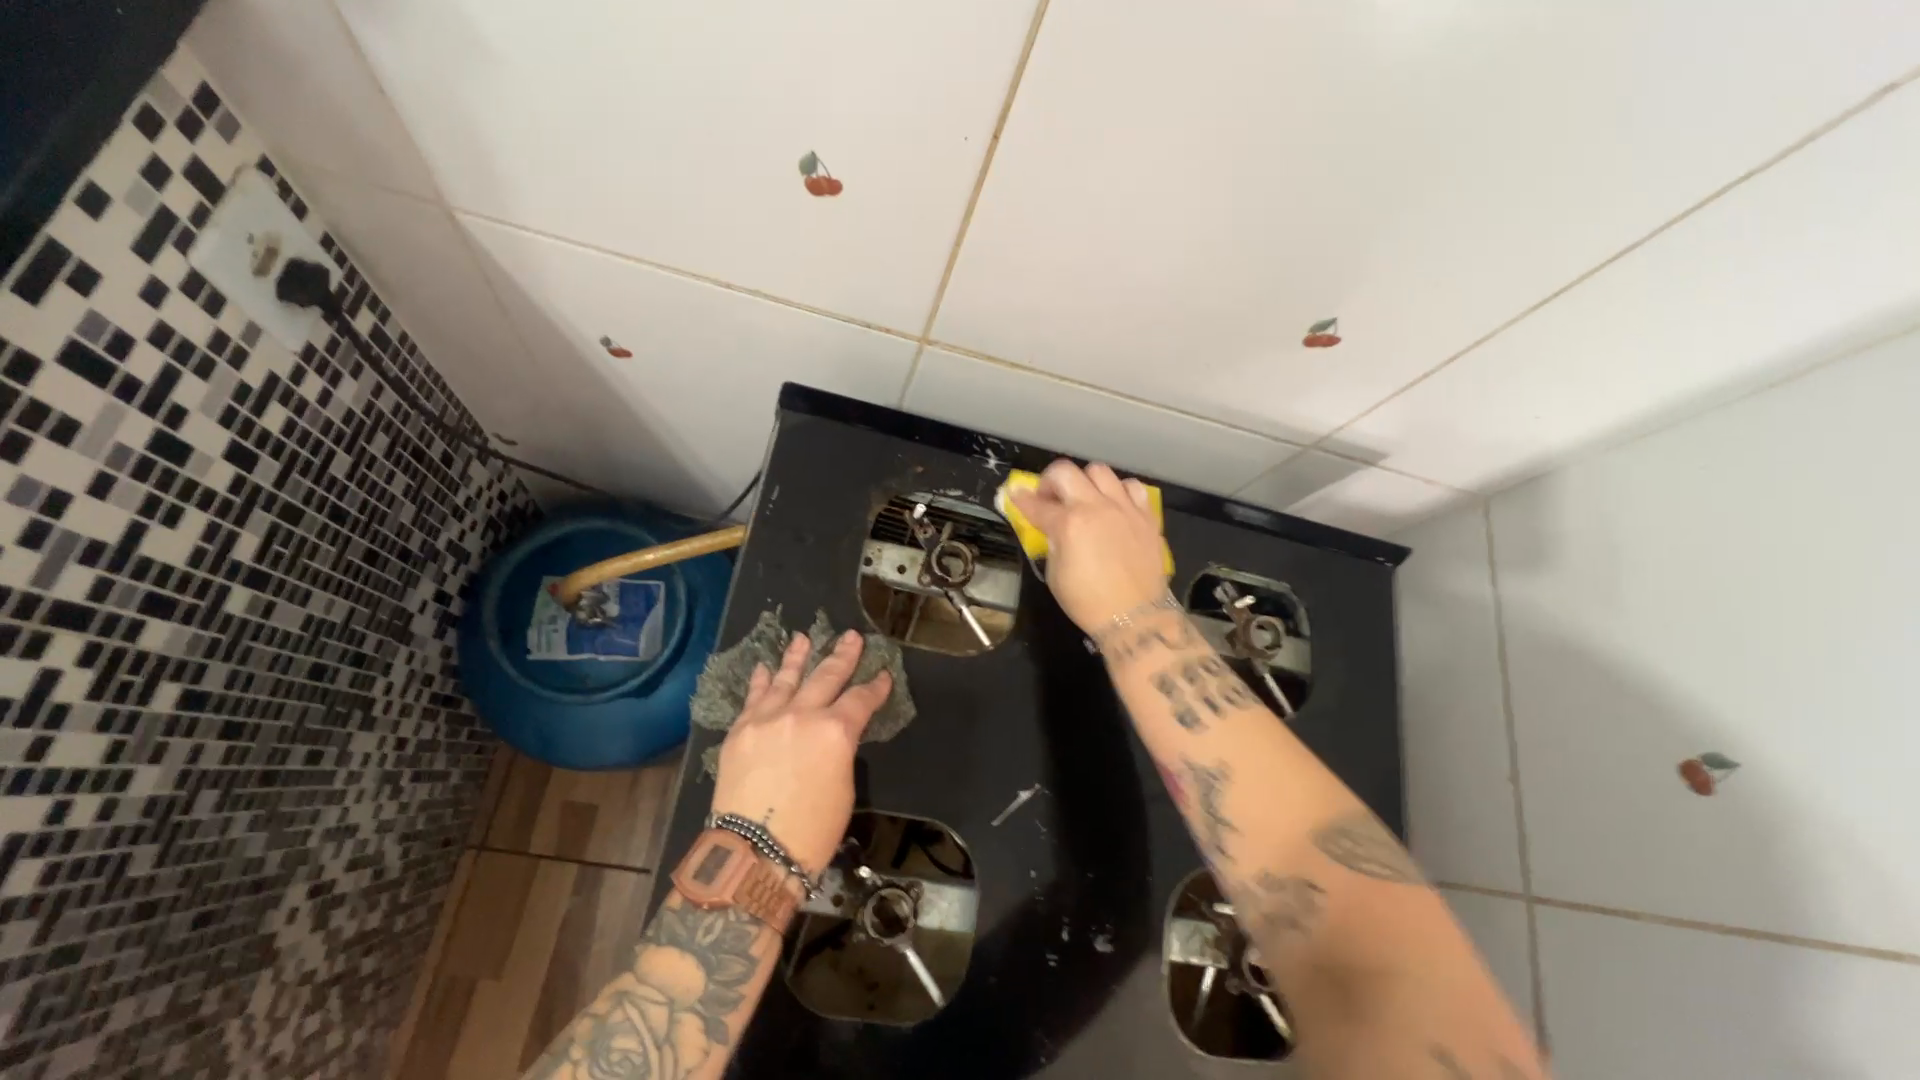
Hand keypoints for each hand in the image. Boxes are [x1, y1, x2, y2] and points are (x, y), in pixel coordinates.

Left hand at [709, 629, 891, 876]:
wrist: (753, 853)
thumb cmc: (812, 832)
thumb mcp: (843, 788)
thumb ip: (839, 752)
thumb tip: (832, 739)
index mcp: (836, 731)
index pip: (861, 700)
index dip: (875, 687)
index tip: (883, 675)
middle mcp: (802, 714)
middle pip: (826, 677)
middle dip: (842, 656)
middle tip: (851, 638)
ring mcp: (766, 719)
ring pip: (785, 678)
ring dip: (797, 657)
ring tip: (803, 638)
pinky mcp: (740, 731)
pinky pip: (753, 698)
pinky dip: (761, 681)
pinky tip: (765, 668)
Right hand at [1008, 459, 1168, 635]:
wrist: (1135, 617)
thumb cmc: (1088, 602)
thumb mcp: (1055, 575)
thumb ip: (1053, 543)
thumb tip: (1053, 529)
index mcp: (1069, 525)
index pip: (1037, 504)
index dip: (1022, 499)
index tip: (1016, 494)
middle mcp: (1096, 508)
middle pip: (1065, 472)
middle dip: (1050, 481)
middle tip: (1050, 498)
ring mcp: (1124, 508)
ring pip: (1100, 471)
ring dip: (1085, 482)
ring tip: (1084, 499)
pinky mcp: (1146, 516)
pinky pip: (1132, 487)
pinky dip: (1119, 491)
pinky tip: (1114, 506)